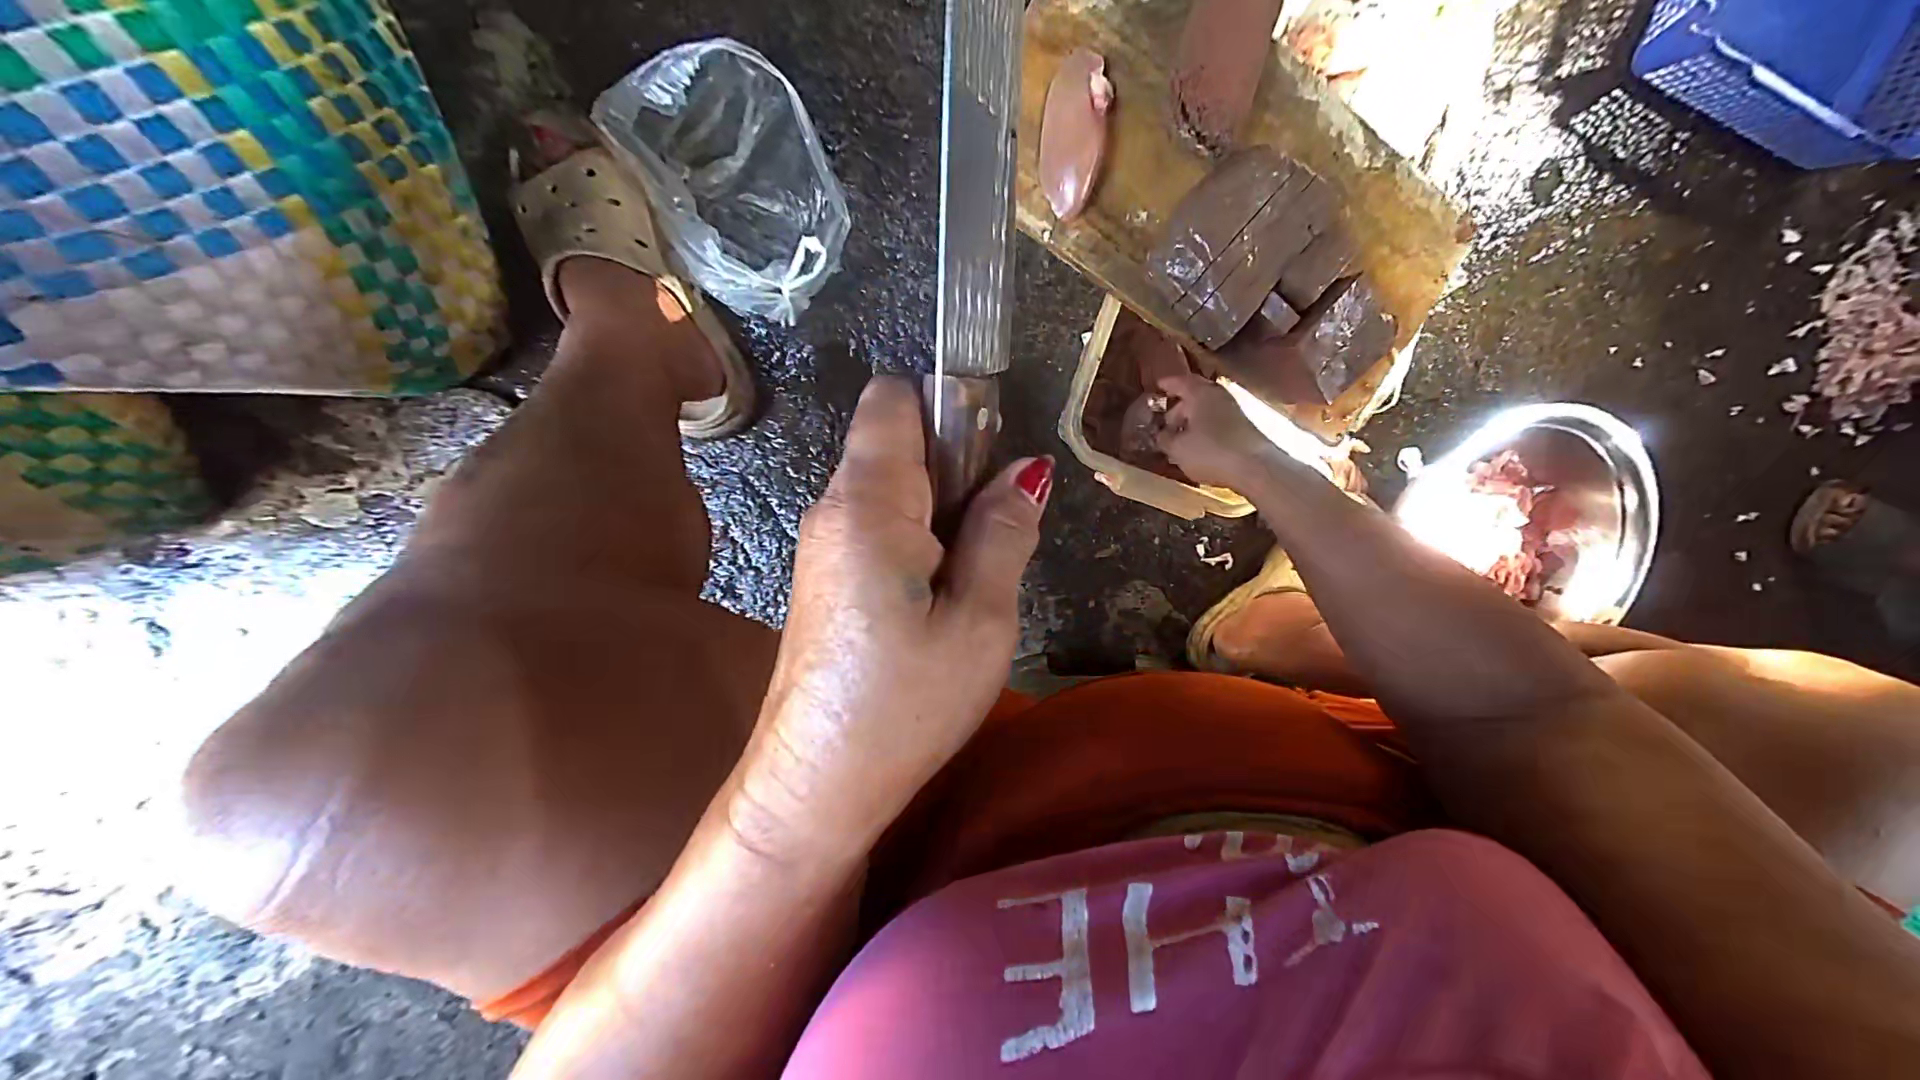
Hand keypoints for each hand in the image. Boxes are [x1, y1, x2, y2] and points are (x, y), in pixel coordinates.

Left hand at [729, 376, 1050, 860]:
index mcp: (866, 504)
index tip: (991, 455)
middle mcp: (831, 509)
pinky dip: (916, 540)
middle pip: (895, 443)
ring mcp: (821, 545)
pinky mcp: (824, 578)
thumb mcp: (980, 621)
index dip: (947, 406)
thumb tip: (1025, 470)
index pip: (892, 399)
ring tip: (973, 575)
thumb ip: (1002, 533)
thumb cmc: (906, 705)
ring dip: (941, 511)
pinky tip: (940, 597)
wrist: (818, 785)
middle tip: (997, 531)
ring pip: (890, 489)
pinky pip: (876, 528)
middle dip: (954, 467)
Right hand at [1152, 373, 1282, 490]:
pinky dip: (1203, 428)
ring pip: (1205, 409)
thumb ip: (1164, 439)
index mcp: (1199, 394)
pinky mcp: (1242, 426)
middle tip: (1164, 423)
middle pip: (1193, 395)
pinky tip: (1196, 446)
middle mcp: (1218, 396)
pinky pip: (1216, 421)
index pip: (1179, 381)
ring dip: (1190, 420)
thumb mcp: (1177, 448)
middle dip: (1177, 408)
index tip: (1156, 386)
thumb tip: (1161, 435)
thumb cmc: (1210, 452)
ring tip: (1178, 439)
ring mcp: (1233, 410)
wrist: (1256, 467)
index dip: (1166, 384)